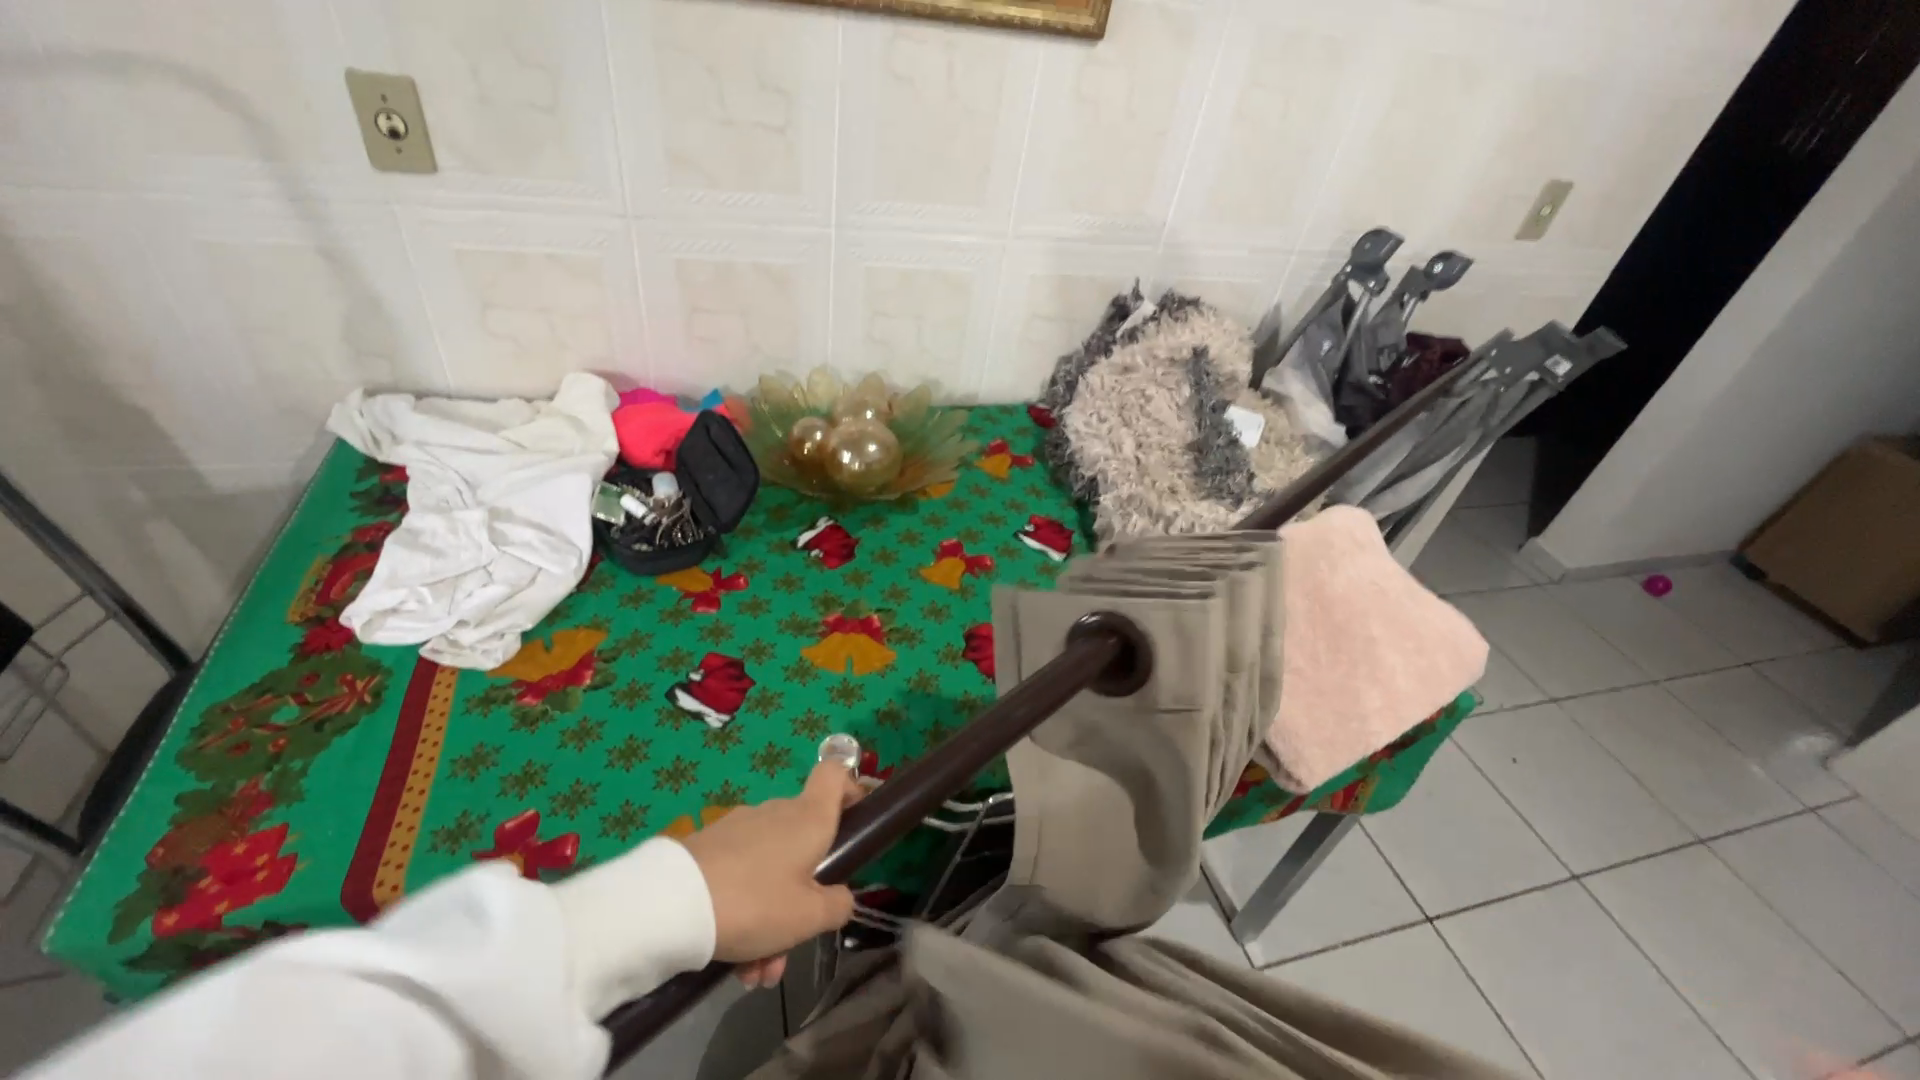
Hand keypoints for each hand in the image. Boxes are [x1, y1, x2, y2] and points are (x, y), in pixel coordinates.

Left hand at [679, 761, 862, 987]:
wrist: (671, 906)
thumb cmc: (755, 903)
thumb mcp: (810, 917)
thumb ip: (838, 905)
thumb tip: (840, 897)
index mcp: (808, 818)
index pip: (834, 774)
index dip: (850, 788)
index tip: (856, 821)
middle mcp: (776, 814)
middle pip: (804, 843)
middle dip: (803, 897)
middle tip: (792, 945)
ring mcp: (739, 830)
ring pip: (770, 872)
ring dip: (771, 921)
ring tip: (756, 972)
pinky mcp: (709, 849)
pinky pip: (740, 880)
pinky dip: (744, 915)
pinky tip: (733, 962)